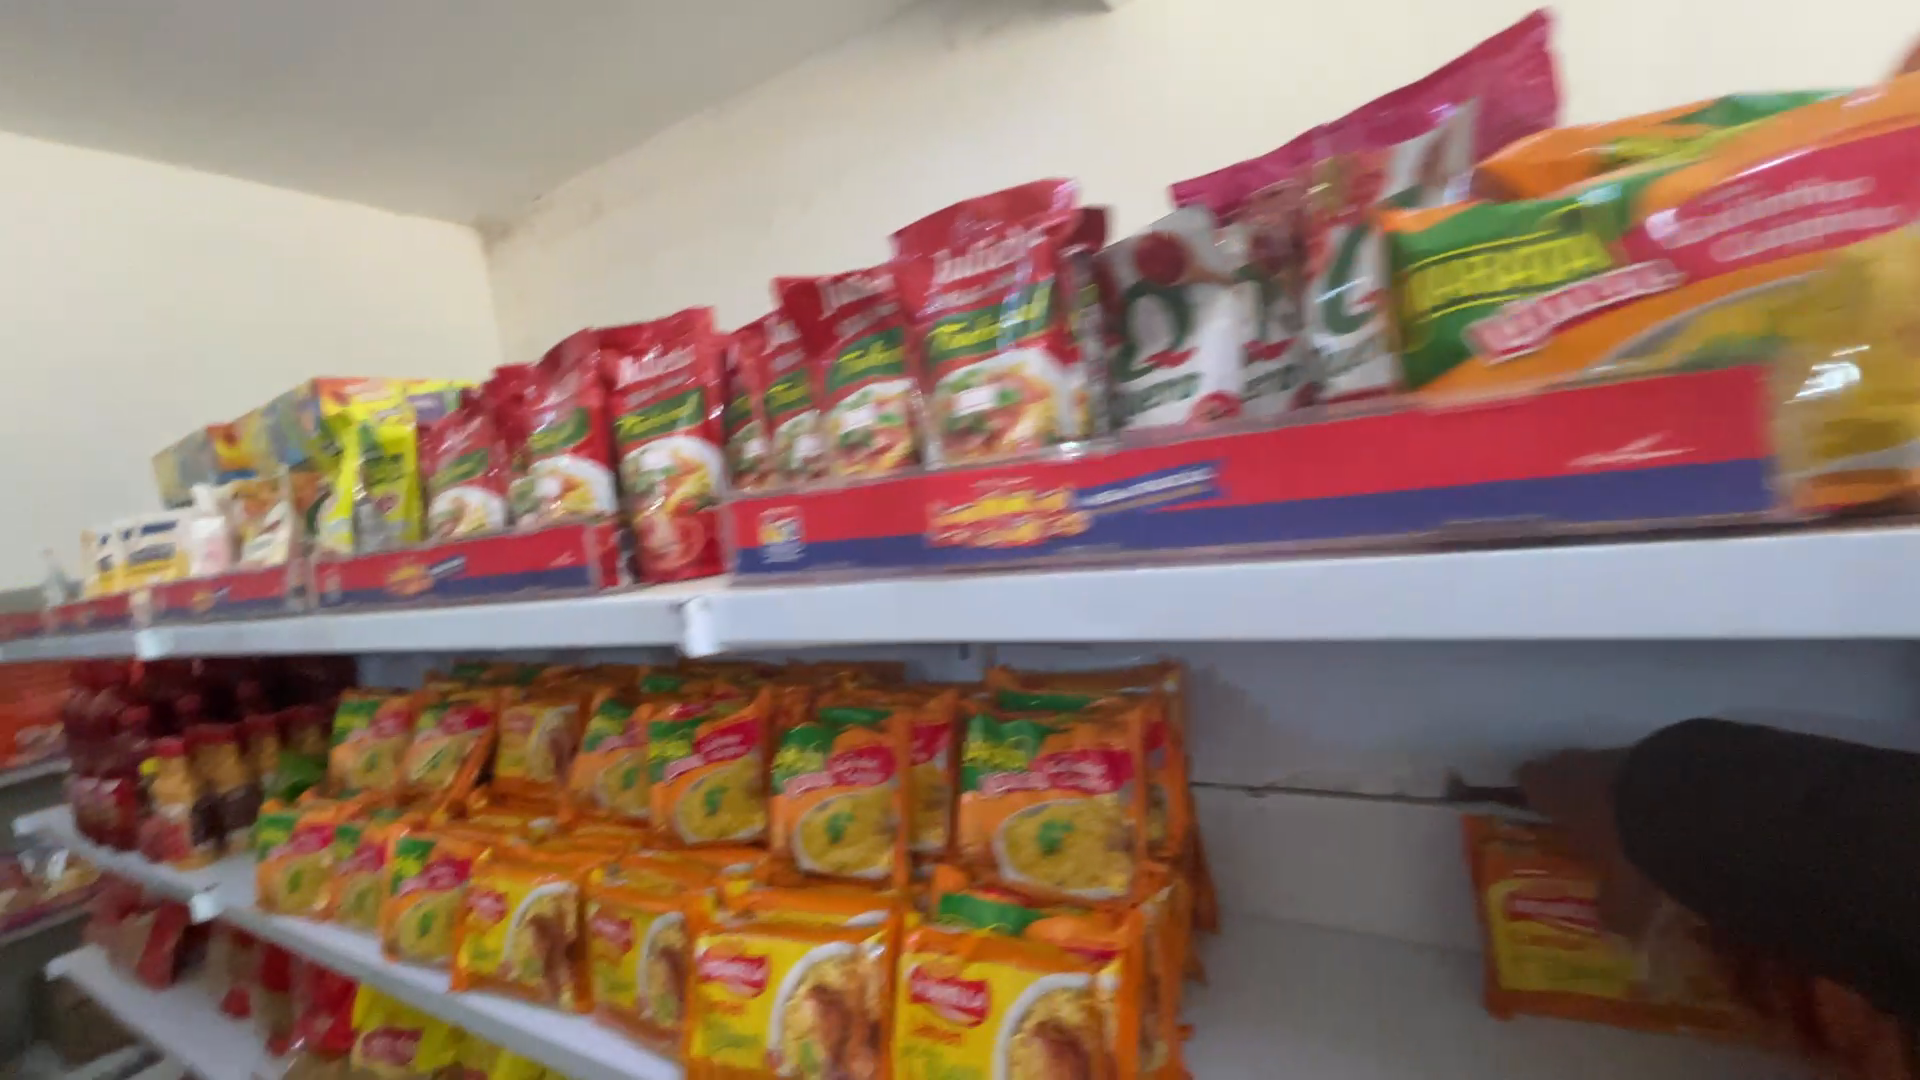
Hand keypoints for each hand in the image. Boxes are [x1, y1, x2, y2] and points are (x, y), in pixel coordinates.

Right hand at [1515, 748, 1664, 941]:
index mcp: (1548, 789)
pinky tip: (1665, 811)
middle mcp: (1571, 766)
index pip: (1527, 781)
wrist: (1689, 806)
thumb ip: (1615, 907)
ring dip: (1612, 788)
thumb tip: (1612, 933)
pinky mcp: (1654, 752)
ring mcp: (1612, 755)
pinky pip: (1640, 768)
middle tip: (1585, 817)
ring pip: (1601, 769)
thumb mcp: (1624, 889)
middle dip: (1572, 790)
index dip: (1533, 793)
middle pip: (1562, 770)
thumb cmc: (1630, 843)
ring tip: (1630, 818)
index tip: (1540, 809)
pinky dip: (1647, 786)